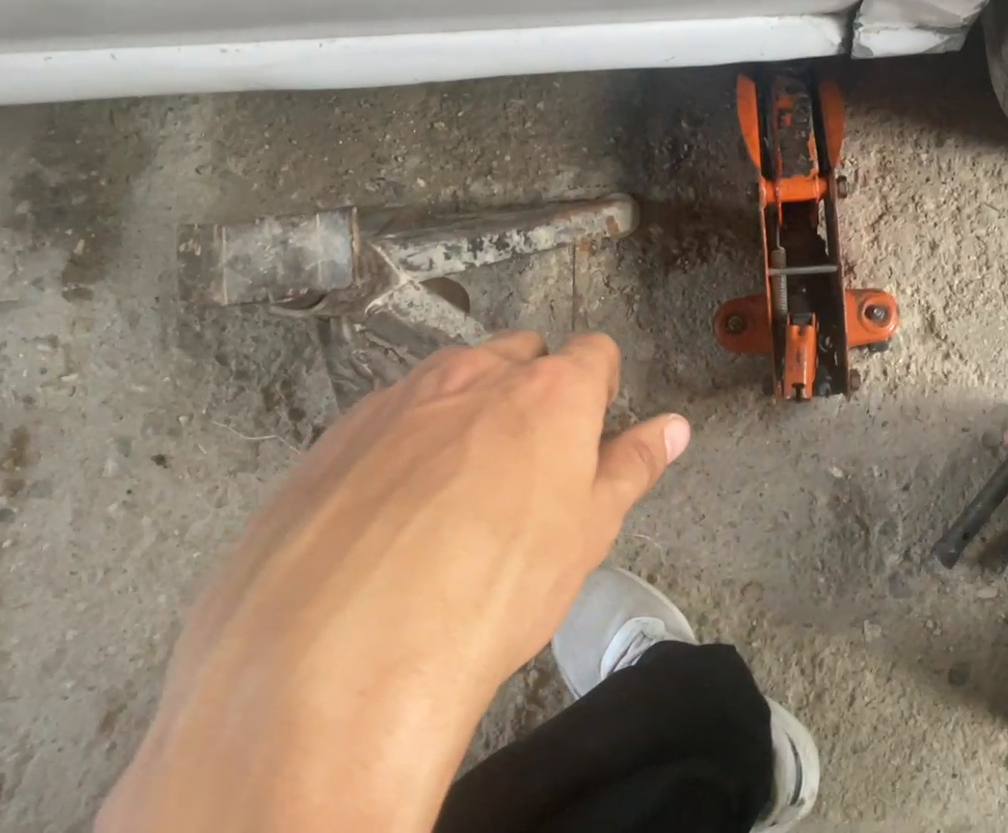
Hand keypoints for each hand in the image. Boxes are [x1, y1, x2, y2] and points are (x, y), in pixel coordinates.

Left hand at [100, 331, 686, 832]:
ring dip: (469, 411)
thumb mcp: (587, 533)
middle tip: (529, 464)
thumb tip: (675, 427)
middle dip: (534, 388)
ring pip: (451, 381)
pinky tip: (392, 514)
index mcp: (549, 392)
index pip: (594, 352)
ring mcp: (396, 400)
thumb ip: (632, 466)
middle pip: (520, 353)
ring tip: (458, 491)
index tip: (591, 431)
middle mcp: (473, 375)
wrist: (338, 656)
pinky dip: (406, 444)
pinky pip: (388, 418)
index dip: (600, 387)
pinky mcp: (332, 437)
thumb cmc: (498, 588)